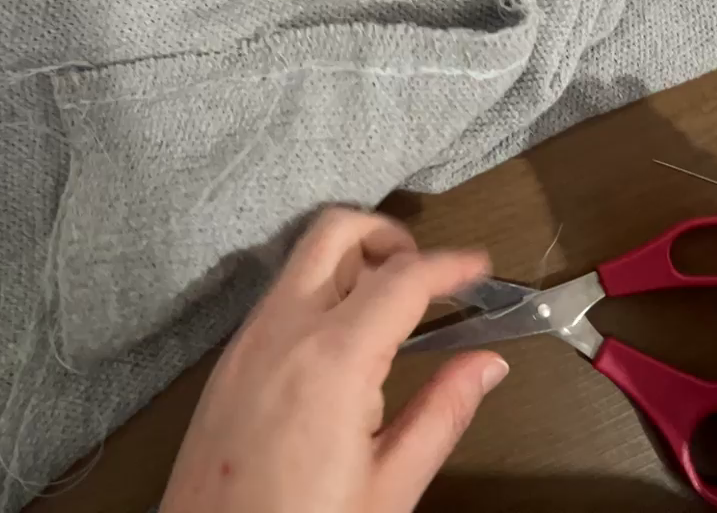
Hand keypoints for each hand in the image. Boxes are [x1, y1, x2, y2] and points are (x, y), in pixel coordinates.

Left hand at [160, 208, 508, 512]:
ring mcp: (248, 340)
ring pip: (305, 255)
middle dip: (388, 233)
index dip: (449, 264)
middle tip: (424, 271)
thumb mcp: (389, 489)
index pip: (403, 278)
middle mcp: (283, 331)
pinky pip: (282, 293)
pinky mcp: (229, 359)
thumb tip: (486, 364)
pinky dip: (321, 286)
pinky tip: (344, 335)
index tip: (477, 266)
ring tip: (390, 303)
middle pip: (337, 230)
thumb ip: (444, 412)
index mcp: (332, 361)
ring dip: (353, 257)